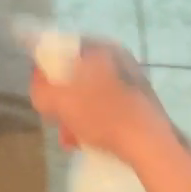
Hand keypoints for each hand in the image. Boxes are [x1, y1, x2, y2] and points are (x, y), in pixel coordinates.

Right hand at [29, 38, 172, 163]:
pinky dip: (94, 120)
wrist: (151, 143)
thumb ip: (41, 88)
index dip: (45, 70)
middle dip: (61, 99)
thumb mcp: (59, 101)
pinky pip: (107, 106)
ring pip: (91, 93)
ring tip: (69, 139)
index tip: (41, 93)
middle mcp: (118, 57)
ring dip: (75, 114)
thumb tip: (39, 84)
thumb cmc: (103, 116)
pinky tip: (86, 142)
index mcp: (100, 48)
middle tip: (55, 119)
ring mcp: (132, 79)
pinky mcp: (140, 101)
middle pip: (76, 74)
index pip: (61, 48)